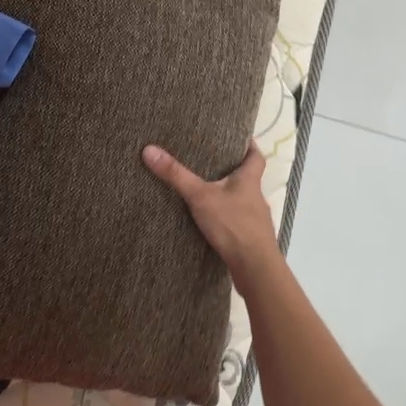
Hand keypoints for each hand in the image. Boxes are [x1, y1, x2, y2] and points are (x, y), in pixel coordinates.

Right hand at [143, 142, 279, 275]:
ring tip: (207, 190)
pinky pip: (238, 220)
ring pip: (243, 200)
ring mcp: (256, 219)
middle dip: (233, 169)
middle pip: (249, 177)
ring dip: (229, 195)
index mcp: (250, 180)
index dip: (249, 145)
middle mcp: (256, 197)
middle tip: (212, 160)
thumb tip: (149, 149)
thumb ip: (176, 175)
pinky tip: (212, 222)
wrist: (255, 267)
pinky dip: (227, 217)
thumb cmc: (233, 224)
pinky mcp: (251, 238)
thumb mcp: (200, 196)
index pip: (256, 156)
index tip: (239, 138)